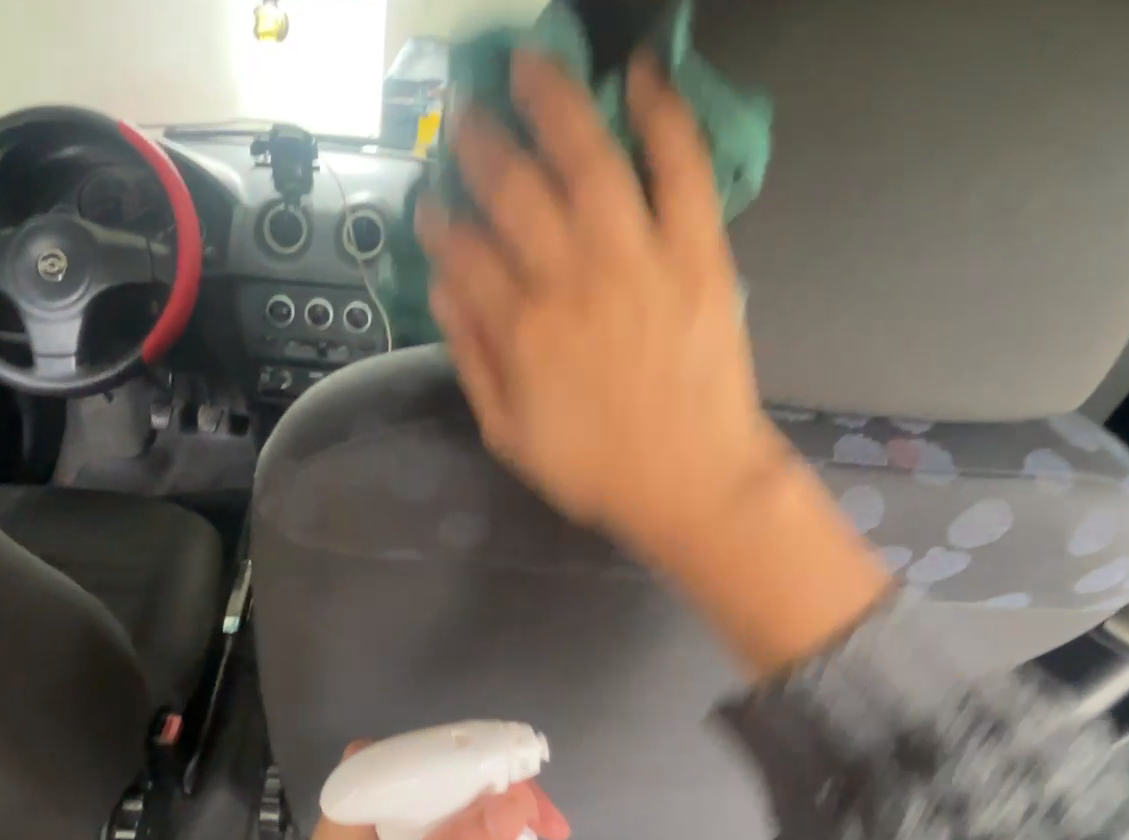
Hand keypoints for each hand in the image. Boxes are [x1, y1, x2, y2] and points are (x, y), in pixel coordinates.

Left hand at [236, 743, 569, 839]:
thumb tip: (519, 804)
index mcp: (373, 772)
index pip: (452, 758)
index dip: (505, 782)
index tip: (544, 820)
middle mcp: (382, 777)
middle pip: (460, 786)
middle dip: (497, 832)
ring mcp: (389, 805)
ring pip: (458, 817)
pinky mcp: (395, 831)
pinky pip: (444, 837)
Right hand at [417, 51, 785, 552]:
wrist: (693, 484)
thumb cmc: (595, 467)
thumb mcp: (508, 433)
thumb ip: (472, 358)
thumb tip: (442, 289)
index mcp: (522, 331)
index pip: (465, 254)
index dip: (440, 225)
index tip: (430, 207)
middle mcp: (573, 283)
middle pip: (515, 194)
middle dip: (480, 147)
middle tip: (462, 116)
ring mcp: (639, 263)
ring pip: (590, 165)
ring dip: (555, 107)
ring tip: (530, 67)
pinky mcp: (698, 257)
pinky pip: (682, 176)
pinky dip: (665, 121)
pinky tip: (640, 79)